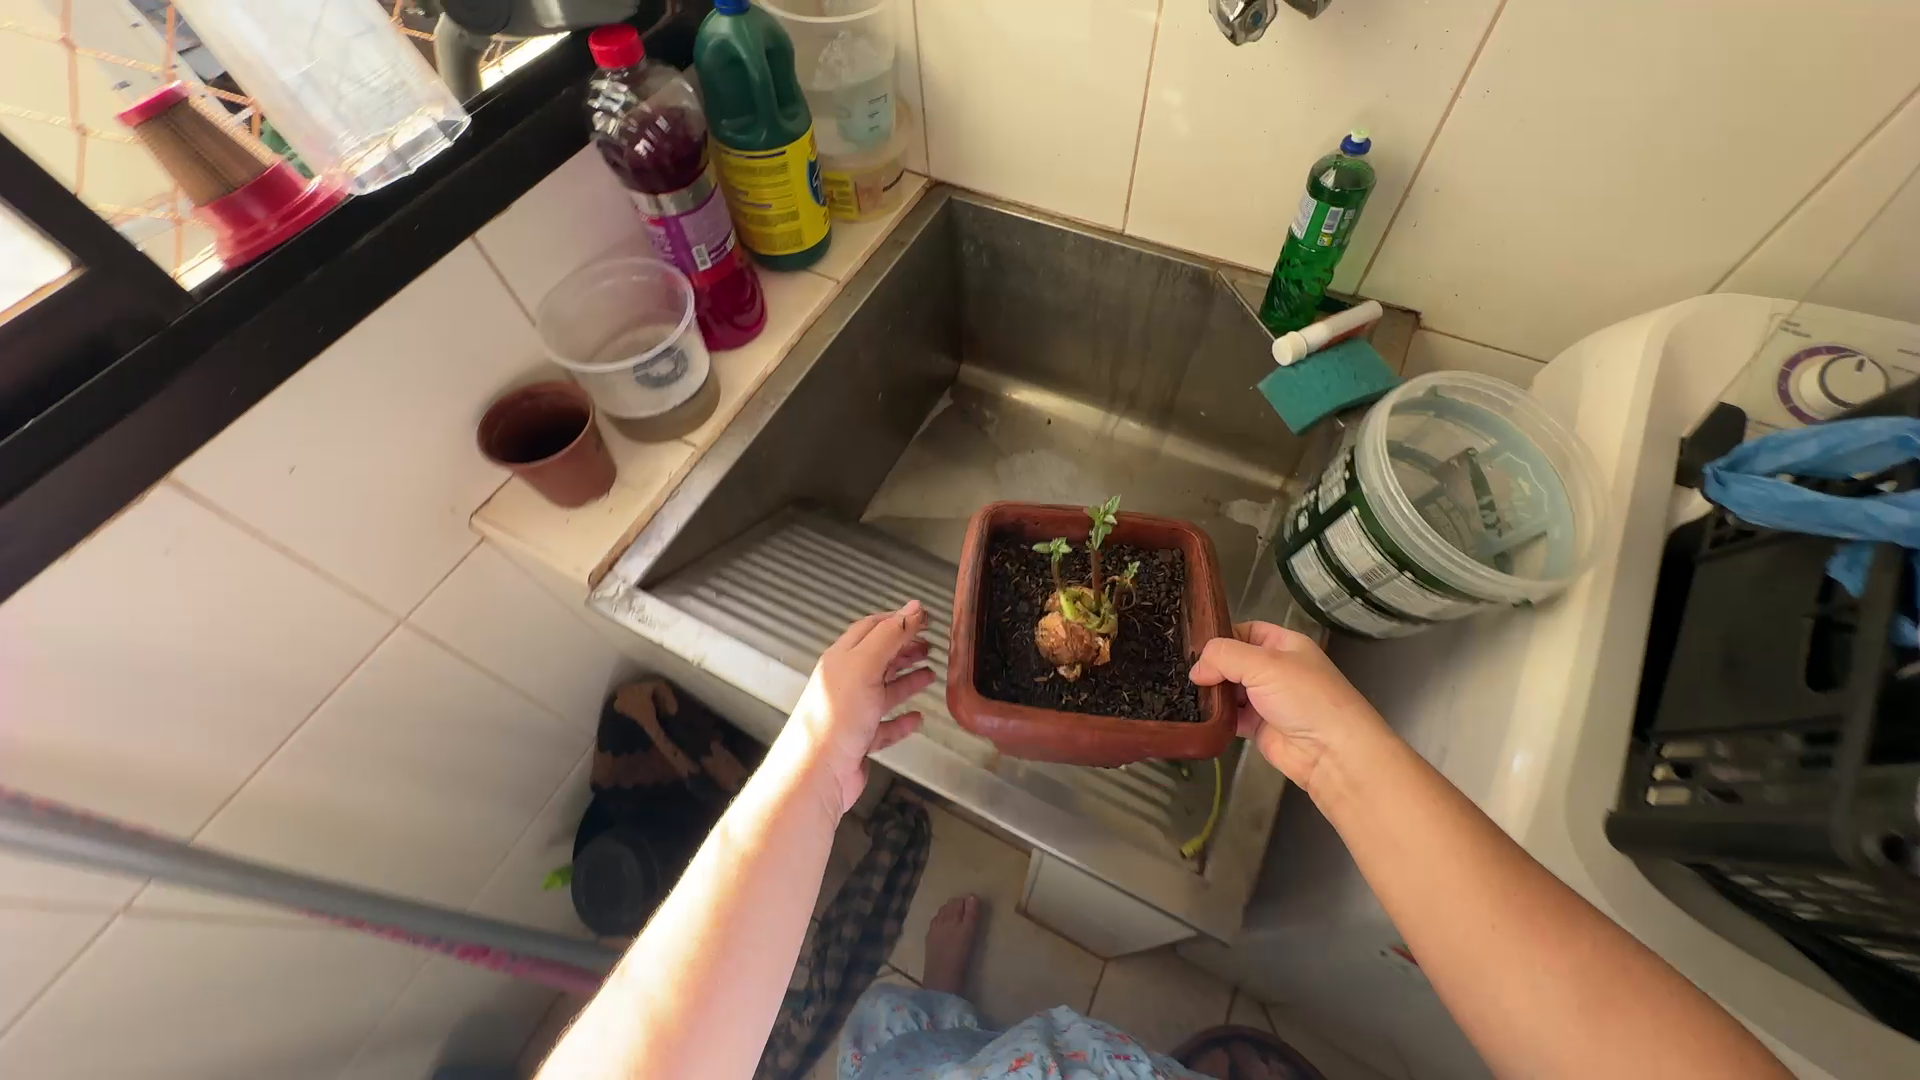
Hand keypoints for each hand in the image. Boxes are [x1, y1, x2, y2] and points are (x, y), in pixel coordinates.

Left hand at [783, 600, 934, 813]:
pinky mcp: (859, 740)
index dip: (899, 620)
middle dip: (904, 648)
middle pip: (878, 658)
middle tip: (928, 645)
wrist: (816, 773)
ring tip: (929, 675)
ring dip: (907, 681)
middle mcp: (844, 683)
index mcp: (842, 659)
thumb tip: (914, 608)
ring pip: (884, 691)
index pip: (872, 628)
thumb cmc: (835, 718)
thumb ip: (891, 635)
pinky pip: (886, 726)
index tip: (924, 617)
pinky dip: (903, 720)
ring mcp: (851, 713)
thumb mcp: (866, 665)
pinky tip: (917, 718)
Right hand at [1188, 621, 1389, 792]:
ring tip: (1187, 691)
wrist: (1332, 752)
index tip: (1195, 645)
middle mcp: (1276, 669)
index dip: (1222, 635)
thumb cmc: (1305, 697)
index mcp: (1284, 645)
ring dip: (1212, 691)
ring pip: (1230, 688)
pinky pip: (1231, 715)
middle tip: (1186, 671)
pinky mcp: (1259, 726)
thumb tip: (1196, 670)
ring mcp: (1267, 699)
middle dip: (1212, 666)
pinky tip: (1199, 713)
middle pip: (1234, 660)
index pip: (1246, 630)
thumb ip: (1223, 657)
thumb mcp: (1264, 663)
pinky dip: (1217, 714)